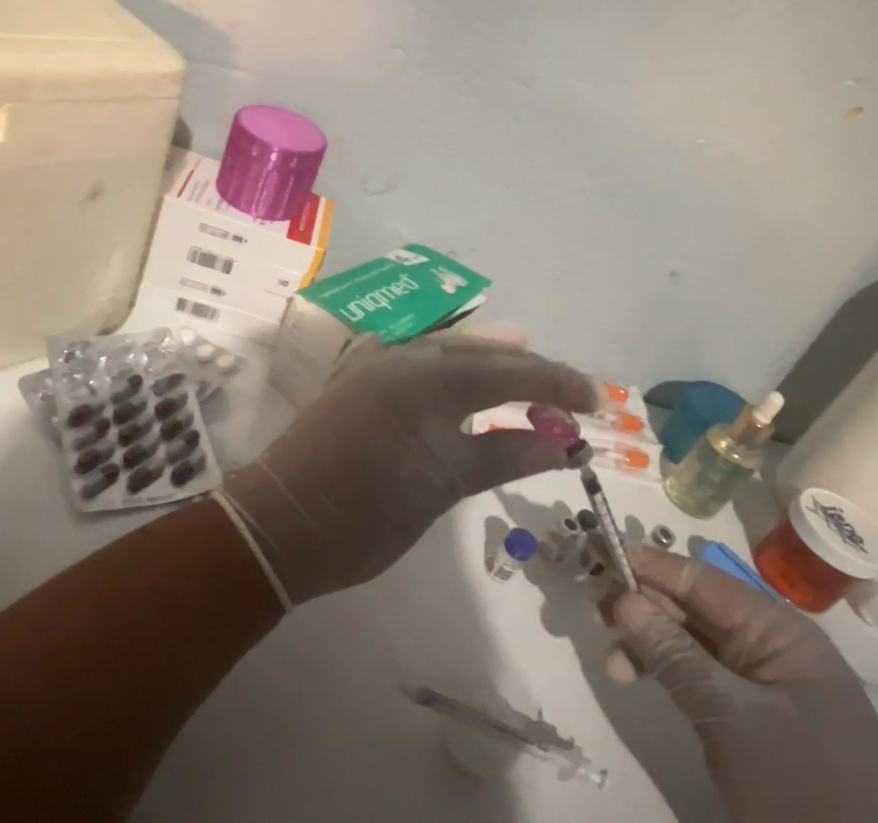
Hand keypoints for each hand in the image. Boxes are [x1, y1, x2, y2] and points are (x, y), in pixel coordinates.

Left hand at [220, 334, 594, 604]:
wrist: (279, 526)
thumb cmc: (365, 515)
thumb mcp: (444, 486)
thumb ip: (505, 454)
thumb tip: (566, 444)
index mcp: (429, 377)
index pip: (512, 371)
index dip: (559, 386)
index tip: (598, 403)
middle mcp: (404, 357)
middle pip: (482, 354)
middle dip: (530, 370)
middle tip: (569, 392)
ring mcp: (375, 365)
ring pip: (447, 350)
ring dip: (490, 361)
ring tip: (527, 363)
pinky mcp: (357, 381)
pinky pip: (416, 360)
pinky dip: (449, 367)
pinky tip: (461, 372)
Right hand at [611, 548, 877, 822]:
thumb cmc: (801, 785)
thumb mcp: (731, 717)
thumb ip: (675, 654)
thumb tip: (624, 598)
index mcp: (779, 631)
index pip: (701, 578)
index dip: (647, 562)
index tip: (596, 546)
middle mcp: (773, 646)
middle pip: (696, 606)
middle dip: (643, 604)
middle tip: (592, 613)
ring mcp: (767, 683)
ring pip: (695, 642)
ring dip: (650, 643)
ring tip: (612, 664)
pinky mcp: (758, 718)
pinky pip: (704, 675)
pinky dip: (668, 671)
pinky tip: (638, 677)